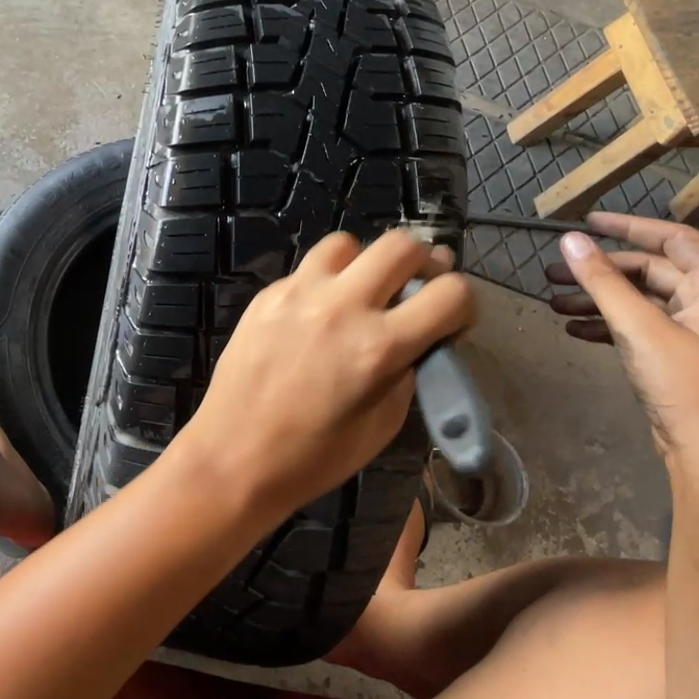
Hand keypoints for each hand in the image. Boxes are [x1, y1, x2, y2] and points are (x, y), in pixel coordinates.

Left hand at [172, 231, 472, 514]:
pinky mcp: (267, 293)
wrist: (235, 452)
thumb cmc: (316, 455)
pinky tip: (319, 312)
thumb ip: (408, 367)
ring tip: (362, 293)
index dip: (463, 304)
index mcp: (379, 346)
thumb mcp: (385, 421)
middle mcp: (340, 306)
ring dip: (365, 263)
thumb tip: (420, 334)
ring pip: (347, 243)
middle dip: (420, 263)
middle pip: (401, 244)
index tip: (450, 318)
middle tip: (414, 288)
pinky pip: (307, 268)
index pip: (452, 293)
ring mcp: (298, 293)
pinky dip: (325, 281)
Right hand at [544, 212, 698, 473]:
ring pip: (647, 303)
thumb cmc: (689, 390)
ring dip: (601, 300)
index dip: (631, 227)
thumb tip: (569, 240)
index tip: (587, 222)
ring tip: (554, 303)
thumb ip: (603, 282)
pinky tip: (576, 330)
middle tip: (553, 271)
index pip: (677, 240)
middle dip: (603, 272)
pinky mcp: (690, 361)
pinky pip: (648, 329)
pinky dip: (613, 326)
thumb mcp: (640, 330)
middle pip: (655, 273)